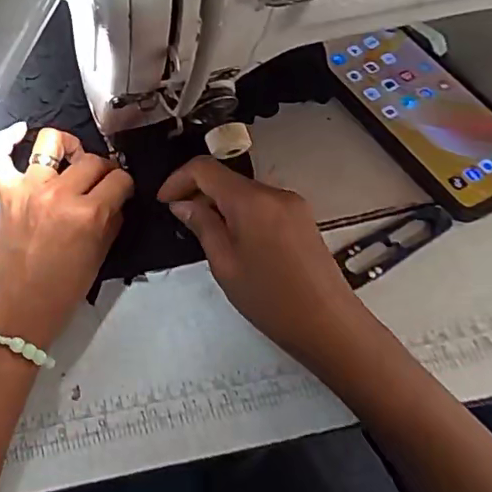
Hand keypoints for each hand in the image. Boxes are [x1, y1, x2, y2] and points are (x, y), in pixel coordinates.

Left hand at [0, 124, 133, 347]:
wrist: (20, 307)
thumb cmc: (62, 289)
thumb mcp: (100, 255)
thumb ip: (112, 220)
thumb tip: (117, 199)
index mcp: (88, 214)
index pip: (119, 180)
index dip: (125, 184)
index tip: (123, 190)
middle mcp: (59, 195)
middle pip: (91, 160)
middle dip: (104, 169)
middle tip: (102, 182)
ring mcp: (29, 190)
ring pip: (51, 143)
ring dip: (68, 146)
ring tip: (73, 158)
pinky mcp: (6, 193)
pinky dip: (8, 139)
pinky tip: (22, 133)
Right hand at [157, 157, 365, 358]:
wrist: (328, 323)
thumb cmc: (271, 299)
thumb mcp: (225, 264)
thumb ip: (202, 226)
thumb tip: (183, 204)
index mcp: (252, 200)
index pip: (205, 168)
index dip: (178, 179)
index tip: (164, 201)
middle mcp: (275, 193)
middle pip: (227, 178)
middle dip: (199, 193)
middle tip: (181, 222)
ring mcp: (293, 204)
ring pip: (244, 191)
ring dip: (220, 205)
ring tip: (208, 236)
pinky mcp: (302, 218)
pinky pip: (262, 204)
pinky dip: (241, 213)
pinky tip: (236, 242)